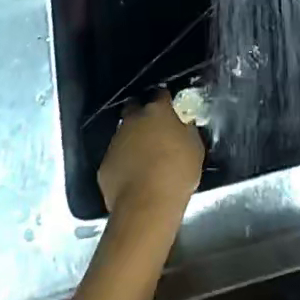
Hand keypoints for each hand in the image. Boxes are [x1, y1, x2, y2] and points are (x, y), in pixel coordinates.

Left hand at [98, 91, 203, 216]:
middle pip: (134, 107)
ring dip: (132, 140)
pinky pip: (116, 158)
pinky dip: (123, 163)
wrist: (146, 204)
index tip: (170, 107)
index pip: (161, 94)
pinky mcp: (105, 163)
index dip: (166, 100)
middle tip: (153, 129)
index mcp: (157, 111)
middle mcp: (133, 120)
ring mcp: (115, 141)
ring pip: (123, 133)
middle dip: (141, 113)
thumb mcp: (195, 148)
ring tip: (143, 158)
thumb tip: (183, 127)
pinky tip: (132, 176)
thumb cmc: (177, 173)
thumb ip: (187, 131)